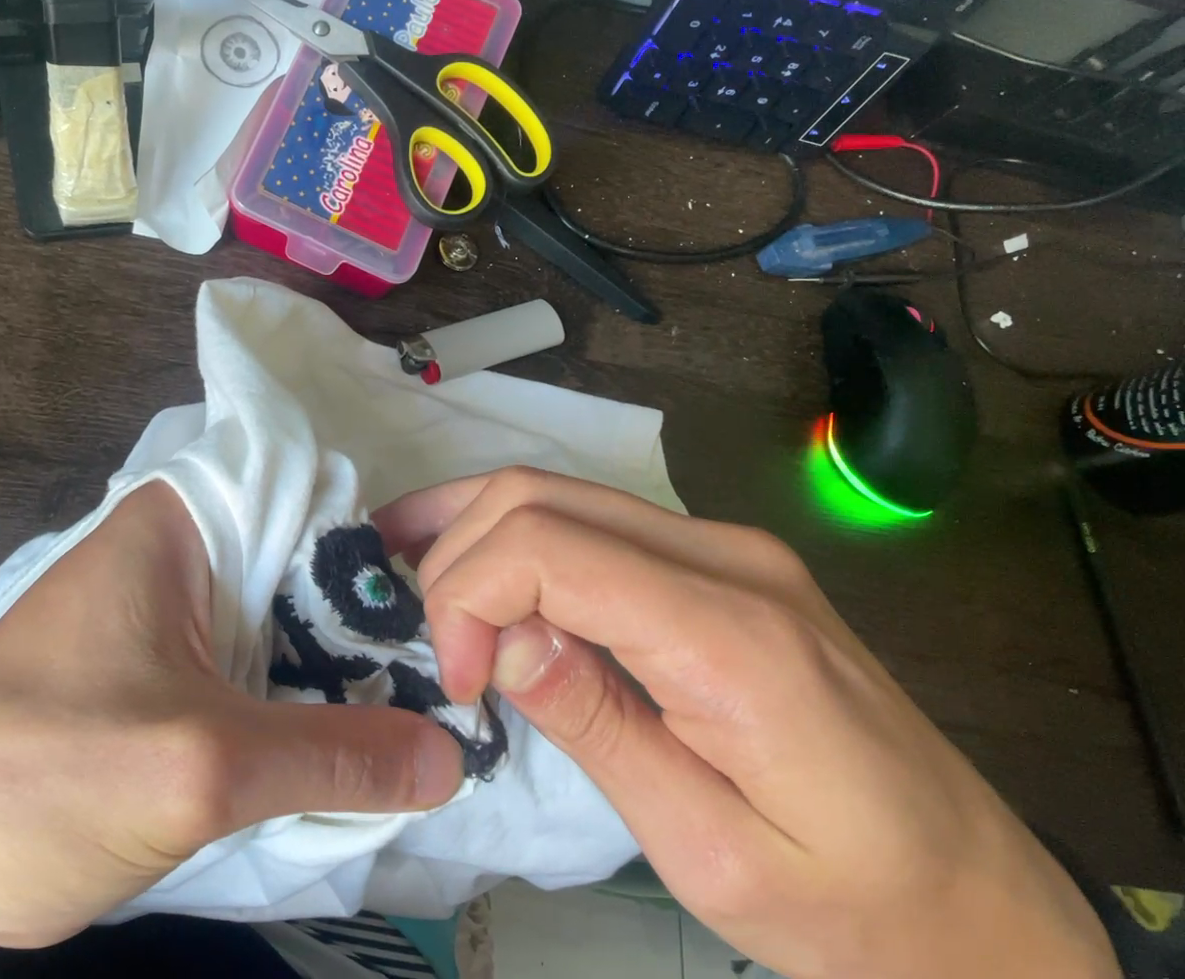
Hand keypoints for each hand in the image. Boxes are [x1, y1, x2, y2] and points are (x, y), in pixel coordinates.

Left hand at [0, 482, 463, 978]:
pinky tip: (359, 754)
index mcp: (174, 527)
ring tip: (434, 724)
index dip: (389, 554)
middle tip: (467, 683)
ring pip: (284, 637)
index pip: (310, 502)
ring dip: (342, 684)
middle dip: (375, 633)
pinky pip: (253, 684)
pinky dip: (299, 717)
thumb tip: (450, 757)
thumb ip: (333, 756)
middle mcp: (172, 558)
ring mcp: (163, 625)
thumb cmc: (31, 781)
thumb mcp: (199, 768)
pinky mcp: (157, 685)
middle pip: (305, 577)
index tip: (462, 611)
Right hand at [375, 468, 1116, 978]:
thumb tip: (500, 638)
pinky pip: (587, 519)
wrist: (980, 900)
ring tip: (414, 581)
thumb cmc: (848, 903)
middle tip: (435, 645)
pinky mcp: (718, 563)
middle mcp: (727, 559)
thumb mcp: (709, 851)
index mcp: (728, 634)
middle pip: (536, 496)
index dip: (466, 598)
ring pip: (553, 490)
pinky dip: (513, 538)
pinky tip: (472, 566)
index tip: (457, 684)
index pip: (545, 547)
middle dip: (453, 557)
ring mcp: (727, 549)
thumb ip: (598, 728)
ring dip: (470, 532)